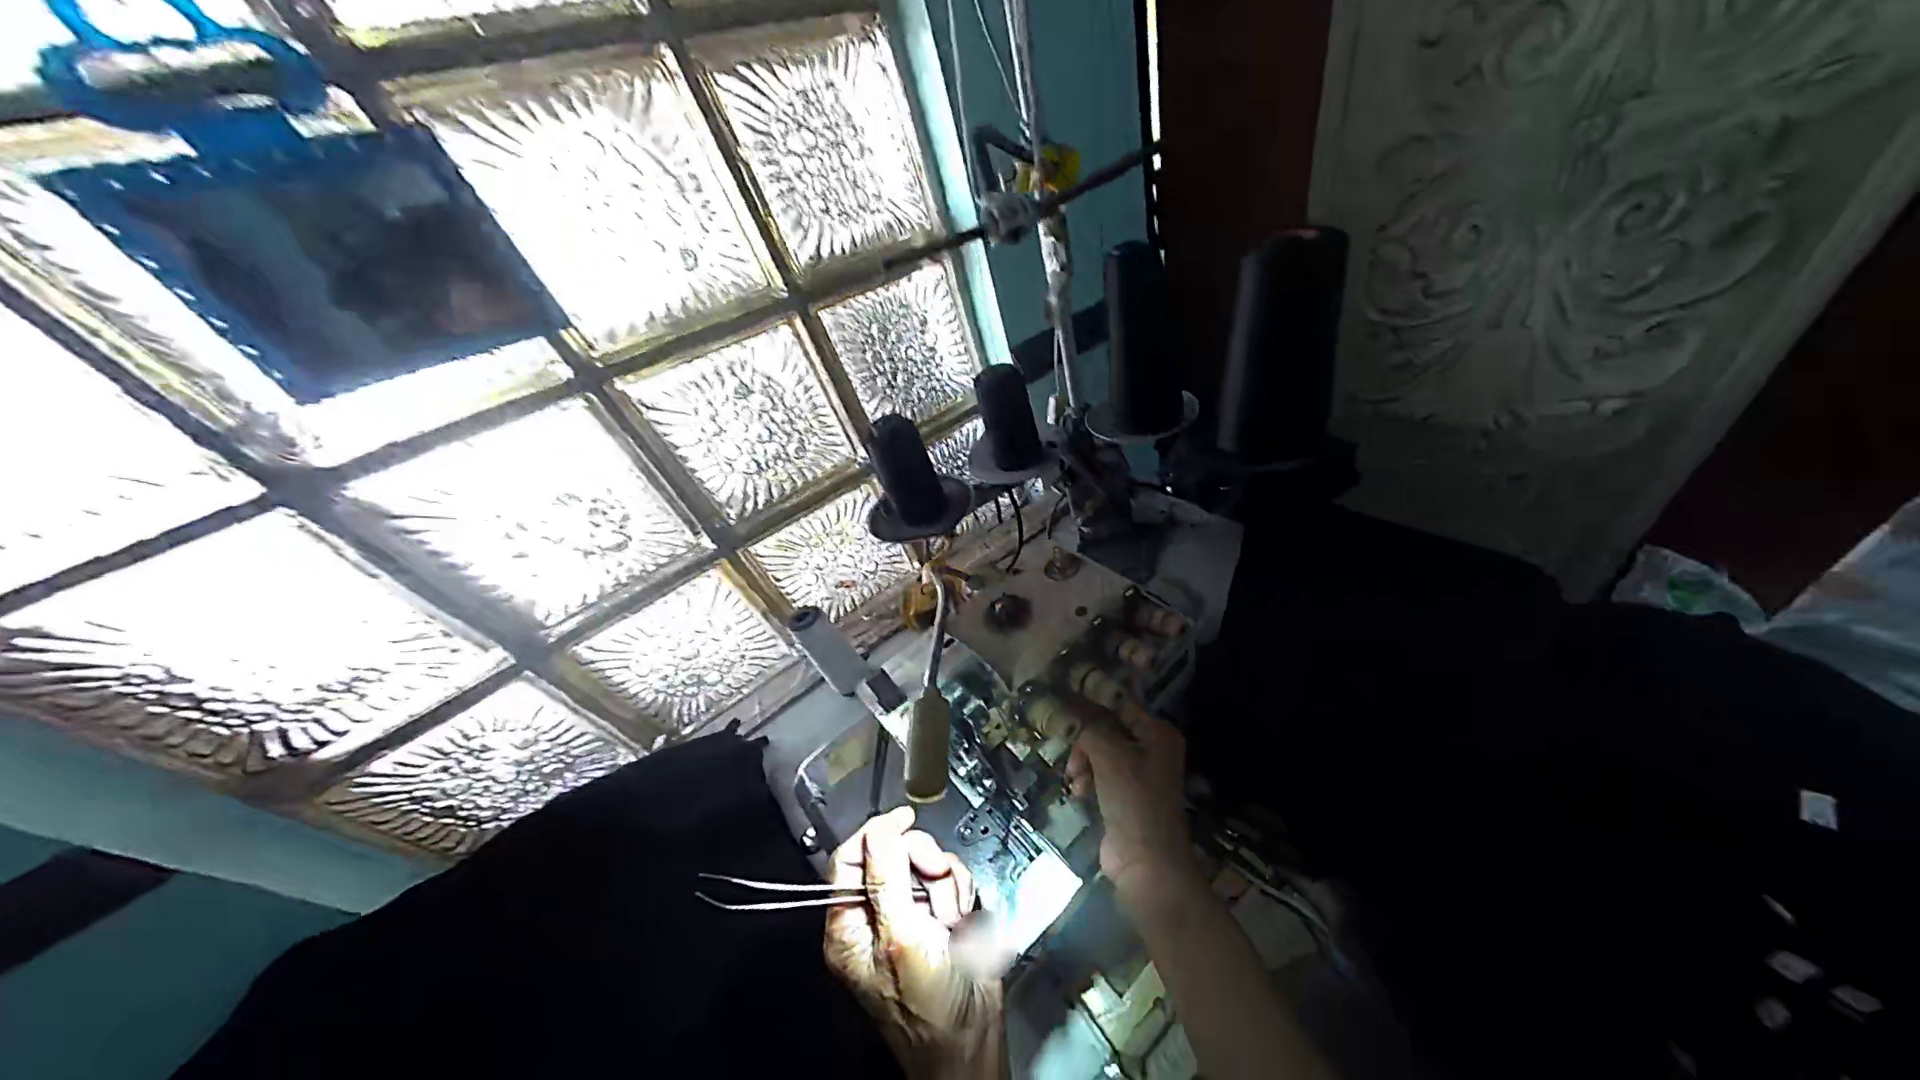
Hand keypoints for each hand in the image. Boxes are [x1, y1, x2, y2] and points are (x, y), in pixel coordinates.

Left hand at [823, 806, 1005, 1079]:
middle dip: (922, 864)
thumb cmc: (928, 1008)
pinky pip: (952, 879)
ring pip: (928, 863)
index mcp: (849, 922)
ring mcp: (911, 913)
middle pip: (895, 853)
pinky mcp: (940, 913)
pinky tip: (961, 923)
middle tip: (934, 883)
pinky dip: (961, 894)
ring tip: (949, 921)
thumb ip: (886, 879)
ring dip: (946, 885)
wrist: (972, 1040)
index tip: (904, 819)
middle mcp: (877, 913)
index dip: (877, 833)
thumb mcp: (900, 939)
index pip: (852, 856)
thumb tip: (880, 828)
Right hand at [1066, 702, 1200, 901]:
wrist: (1146, 860)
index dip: (1093, 700)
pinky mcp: (1124, 795)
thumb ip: (1088, 727)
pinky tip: (1078, 793)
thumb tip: (1067, 709)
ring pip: (1099, 752)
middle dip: (1085, 741)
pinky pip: (1099, 774)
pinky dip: (1087, 779)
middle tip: (1073, 757)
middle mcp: (1151, 748)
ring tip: (1075, 780)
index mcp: (1157, 733)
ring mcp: (1138, 773)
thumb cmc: (1133, 798)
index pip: (1120, 704)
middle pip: (1107, 728)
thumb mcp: (1109, 754)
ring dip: (1082, 762)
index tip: (1064, 697)